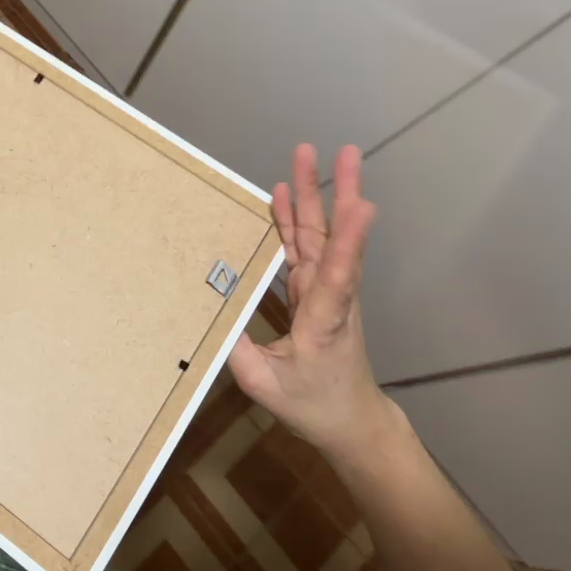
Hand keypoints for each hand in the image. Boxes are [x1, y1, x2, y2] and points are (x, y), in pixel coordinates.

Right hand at [228, 143, 402, 462]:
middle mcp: (331, 296)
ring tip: (309, 156)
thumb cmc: (313, 405)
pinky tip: (285, 194)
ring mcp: (325, 289)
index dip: (349, 241)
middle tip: (345, 152)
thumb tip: (207, 311)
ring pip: (321, 235)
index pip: (338, 277)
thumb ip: (238, 351)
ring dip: (315, 195)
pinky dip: (294, 219)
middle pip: (332, 238)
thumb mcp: (267, 387)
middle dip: (335, 192)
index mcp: (323, 321)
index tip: (362, 204)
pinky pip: (305, 247)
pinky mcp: (316, 289)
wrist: (350, 418)